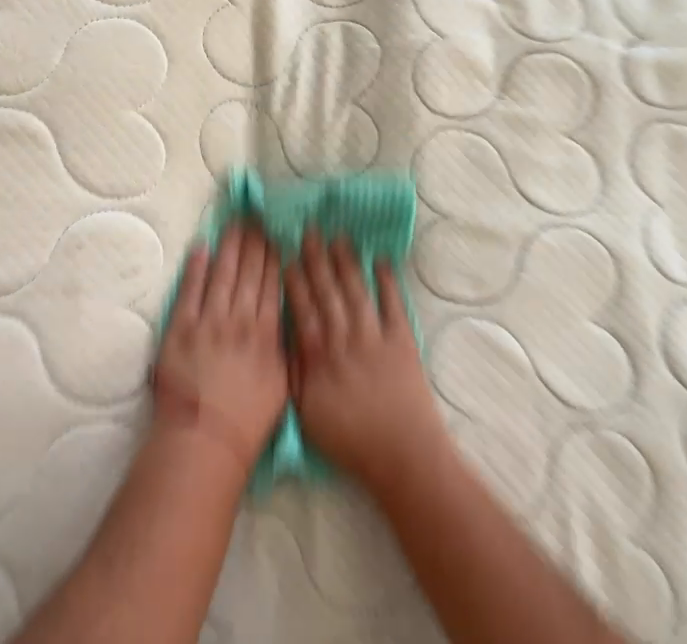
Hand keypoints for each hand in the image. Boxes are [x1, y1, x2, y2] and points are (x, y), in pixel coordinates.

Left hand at [154, 223, 287, 471]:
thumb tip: (291, 323)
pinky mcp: (180, 329)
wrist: (205, 438)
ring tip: (235, 224)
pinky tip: (202, 248)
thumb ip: (286, 350)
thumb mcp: (283, 385)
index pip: (273, 287)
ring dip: (230, 248)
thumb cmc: (247, 420)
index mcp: (267, 335)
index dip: (275, 259)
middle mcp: (239, 321)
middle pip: (250, 274)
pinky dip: (196, 268)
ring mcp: (208, 323)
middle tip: (257, 219)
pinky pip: (190, 291)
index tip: (277, 236)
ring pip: (223, 276)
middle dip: (255, 244)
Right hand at [286, 228, 448, 492]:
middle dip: (316, 260)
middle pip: (328, 293)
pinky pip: (394, 306)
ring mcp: (375, 338)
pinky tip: (381, 262)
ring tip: (338, 237)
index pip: (302, 309)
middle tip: (309, 231)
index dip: (294, 280)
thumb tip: (283, 338)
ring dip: (347, 263)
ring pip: (357, 292)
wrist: (402, 455)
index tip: (286, 253)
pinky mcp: (403, 343)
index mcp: (319, 358)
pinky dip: (388, 283)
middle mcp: (345, 340)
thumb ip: (294, 373)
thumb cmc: (350, 441)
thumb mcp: (306, 413)